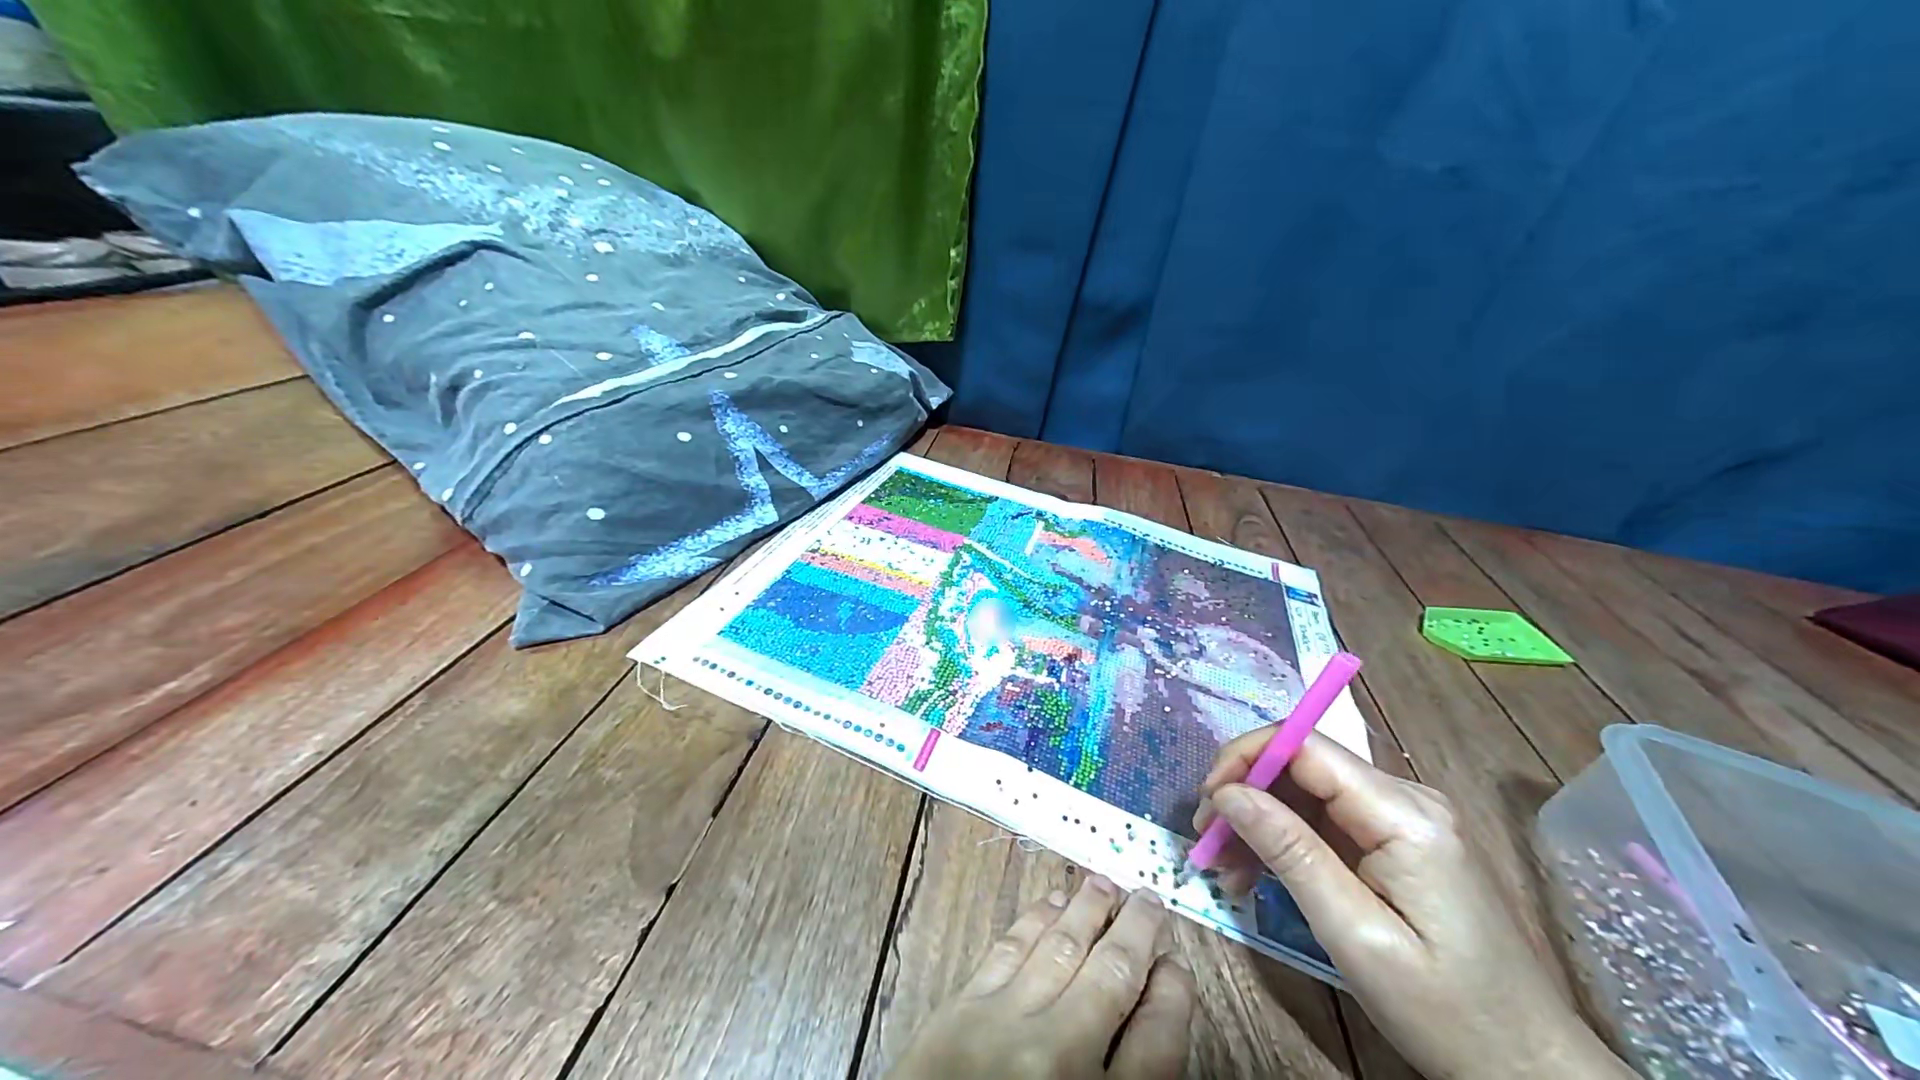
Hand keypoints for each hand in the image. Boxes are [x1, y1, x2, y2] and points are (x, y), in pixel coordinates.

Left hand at [886, 875, 1196, 1079]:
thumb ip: (1127, 1077)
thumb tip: (1151, 1017)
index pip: (1158, 1040)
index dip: (1173, 996)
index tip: (1177, 964)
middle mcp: (1060, 1058)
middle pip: (1112, 976)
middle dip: (1137, 931)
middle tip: (1149, 898)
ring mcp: (1007, 1026)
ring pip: (1061, 948)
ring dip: (1087, 910)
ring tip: (1105, 884)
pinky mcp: (961, 1010)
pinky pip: (1009, 950)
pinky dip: (1035, 920)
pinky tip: (1051, 902)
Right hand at [1193, 730, 1633, 1079]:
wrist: (1529, 1066)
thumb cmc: (1447, 1011)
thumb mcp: (1355, 935)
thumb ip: (1290, 853)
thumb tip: (1227, 792)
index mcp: (1405, 815)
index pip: (1305, 745)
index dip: (1245, 758)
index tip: (1206, 804)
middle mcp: (1406, 799)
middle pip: (1302, 766)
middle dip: (1244, 794)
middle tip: (1207, 844)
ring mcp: (1404, 819)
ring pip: (1306, 793)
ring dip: (1258, 821)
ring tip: (1225, 868)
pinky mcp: (1397, 842)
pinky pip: (1324, 821)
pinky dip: (1283, 840)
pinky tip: (1257, 873)